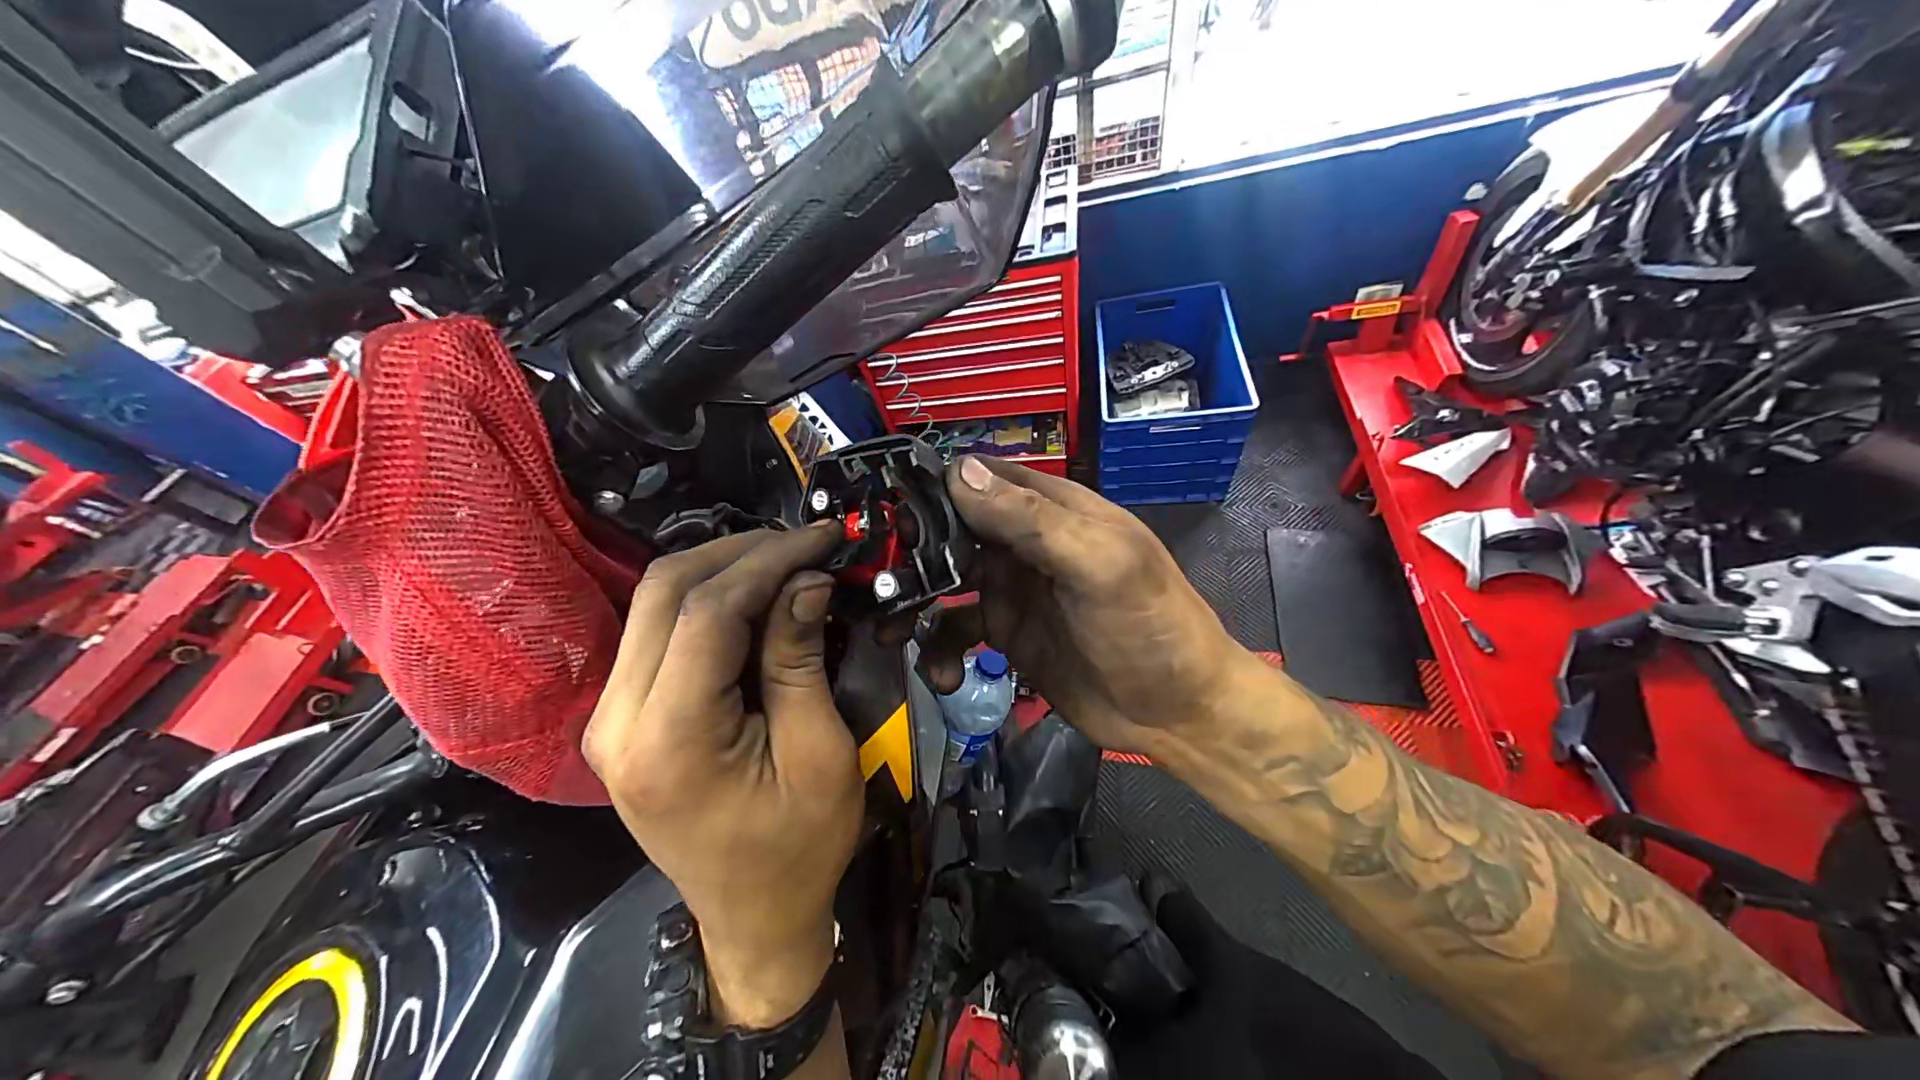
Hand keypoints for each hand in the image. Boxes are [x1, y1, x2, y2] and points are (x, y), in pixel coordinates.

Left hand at [583, 524, 860, 1027]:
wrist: (753, 915)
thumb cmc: (799, 846)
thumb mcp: (820, 752)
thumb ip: (800, 658)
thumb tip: (806, 579)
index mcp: (669, 740)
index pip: (708, 613)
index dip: (769, 562)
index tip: (821, 539)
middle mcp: (617, 721)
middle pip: (664, 592)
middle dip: (740, 552)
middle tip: (803, 543)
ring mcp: (608, 718)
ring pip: (653, 603)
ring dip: (720, 568)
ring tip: (783, 560)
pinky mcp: (620, 718)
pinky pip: (655, 632)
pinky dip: (705, 600)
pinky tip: (751, 595)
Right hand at [910, 455, 1264, 754]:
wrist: (1177, 712)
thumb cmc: (1150, 627)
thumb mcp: (1098, 565)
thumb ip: (1030, 519)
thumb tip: (956, 471)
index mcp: (1051, 510)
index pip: (980, 480)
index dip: (931, 492)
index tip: (885, 518)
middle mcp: (1025, 543)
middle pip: (951, 532)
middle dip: (911, 556)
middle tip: (878, 585)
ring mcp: (1014, 589)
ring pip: (945, 583)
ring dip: (915, 605)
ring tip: (892, 634)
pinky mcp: (1007, 635)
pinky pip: (958, 633)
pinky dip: (941, 650)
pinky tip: (945, 676)